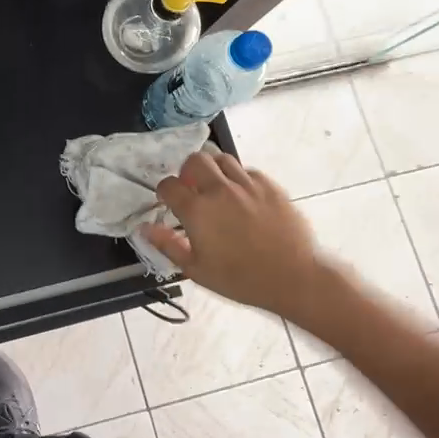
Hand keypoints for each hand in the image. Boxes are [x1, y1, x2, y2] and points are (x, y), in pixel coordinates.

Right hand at [143, 152, 338, 329]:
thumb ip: (168, 245)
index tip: (168, 202)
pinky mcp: (270, 186)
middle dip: (187, 171)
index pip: (169, 185)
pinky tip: (242, 196)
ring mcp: (247, 185)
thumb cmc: (240, 279)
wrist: (293, 278)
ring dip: (213, 169)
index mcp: (197, 210)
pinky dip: (239, 178)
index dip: (164, 192)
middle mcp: (220, 190)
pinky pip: (248, 171)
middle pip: (195, 160)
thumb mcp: (196, 270)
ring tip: (216, 186)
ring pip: (222, 158)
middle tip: (191, 188)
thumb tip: (145, 229)